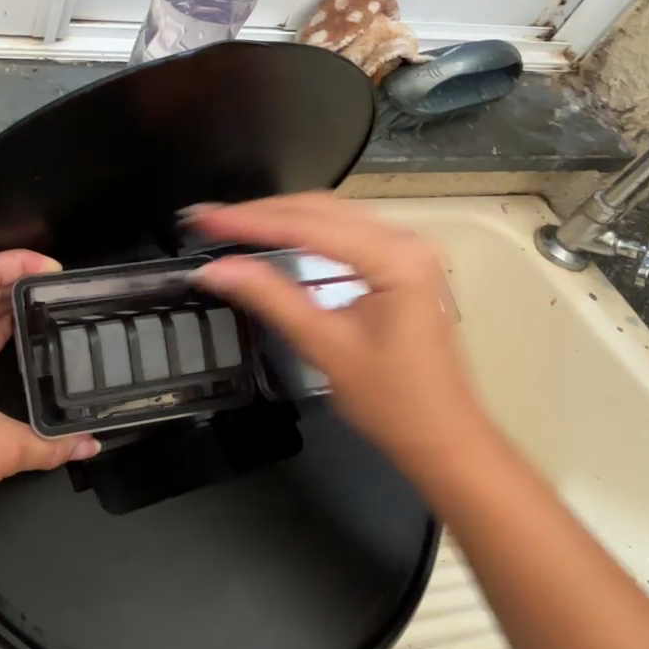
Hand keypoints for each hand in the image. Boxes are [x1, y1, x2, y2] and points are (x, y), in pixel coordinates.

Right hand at [190, 193, 483, 467]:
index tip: (204, 218)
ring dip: (278, 217)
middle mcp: (406, 241)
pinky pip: (343, 231)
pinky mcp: (400, 264)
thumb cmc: (392, 401)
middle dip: (259, 212)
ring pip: (330, 215)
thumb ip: (269, 297)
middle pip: (319, 209)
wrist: (444, 438)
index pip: (307, 225)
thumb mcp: (324, 345)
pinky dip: (302, 230)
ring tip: (229, 223)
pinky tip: (271, 237)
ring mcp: (406, 250)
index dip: (248, 220)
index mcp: (395, 258)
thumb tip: (215, 269)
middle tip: (208, 219)